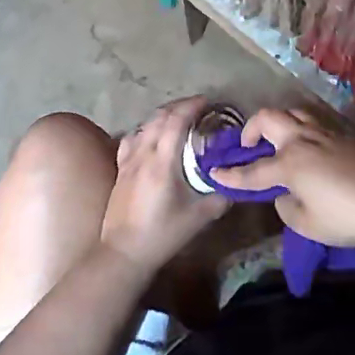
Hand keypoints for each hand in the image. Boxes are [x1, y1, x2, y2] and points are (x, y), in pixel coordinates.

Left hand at [99, 97, 228, 271]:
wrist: (123, 252)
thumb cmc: (162, 235)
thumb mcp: (197, 219)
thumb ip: (219, 198)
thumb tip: (235, 185)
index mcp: (162, 162)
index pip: (175, 121)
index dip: (191, 106)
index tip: (206, 101)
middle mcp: (143, 154)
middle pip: (159, 118)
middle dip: (178, 106)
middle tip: (196, 107)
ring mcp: (128, 160)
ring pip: (144, 125)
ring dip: (162, 116)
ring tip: (177, 118)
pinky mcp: (120, 169)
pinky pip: (131, 139)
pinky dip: (144, 130)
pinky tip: (150, 135)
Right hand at [209, 108, 354, 250]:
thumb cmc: (347, 218)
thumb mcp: (307, 225)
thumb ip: (287, 207)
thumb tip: (285, 195)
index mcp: (289, 162)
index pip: (253, 170)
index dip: (231, 175)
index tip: (214, 172)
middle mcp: (303, 140)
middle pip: (270, 119)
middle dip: (252, 128)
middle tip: (250, 144)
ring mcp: (327, 132)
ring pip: (295, 112)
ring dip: (280, 122)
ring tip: (280, 139)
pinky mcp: (347, 134)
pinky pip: (317, 122)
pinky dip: (304, 128)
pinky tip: (311, 146)